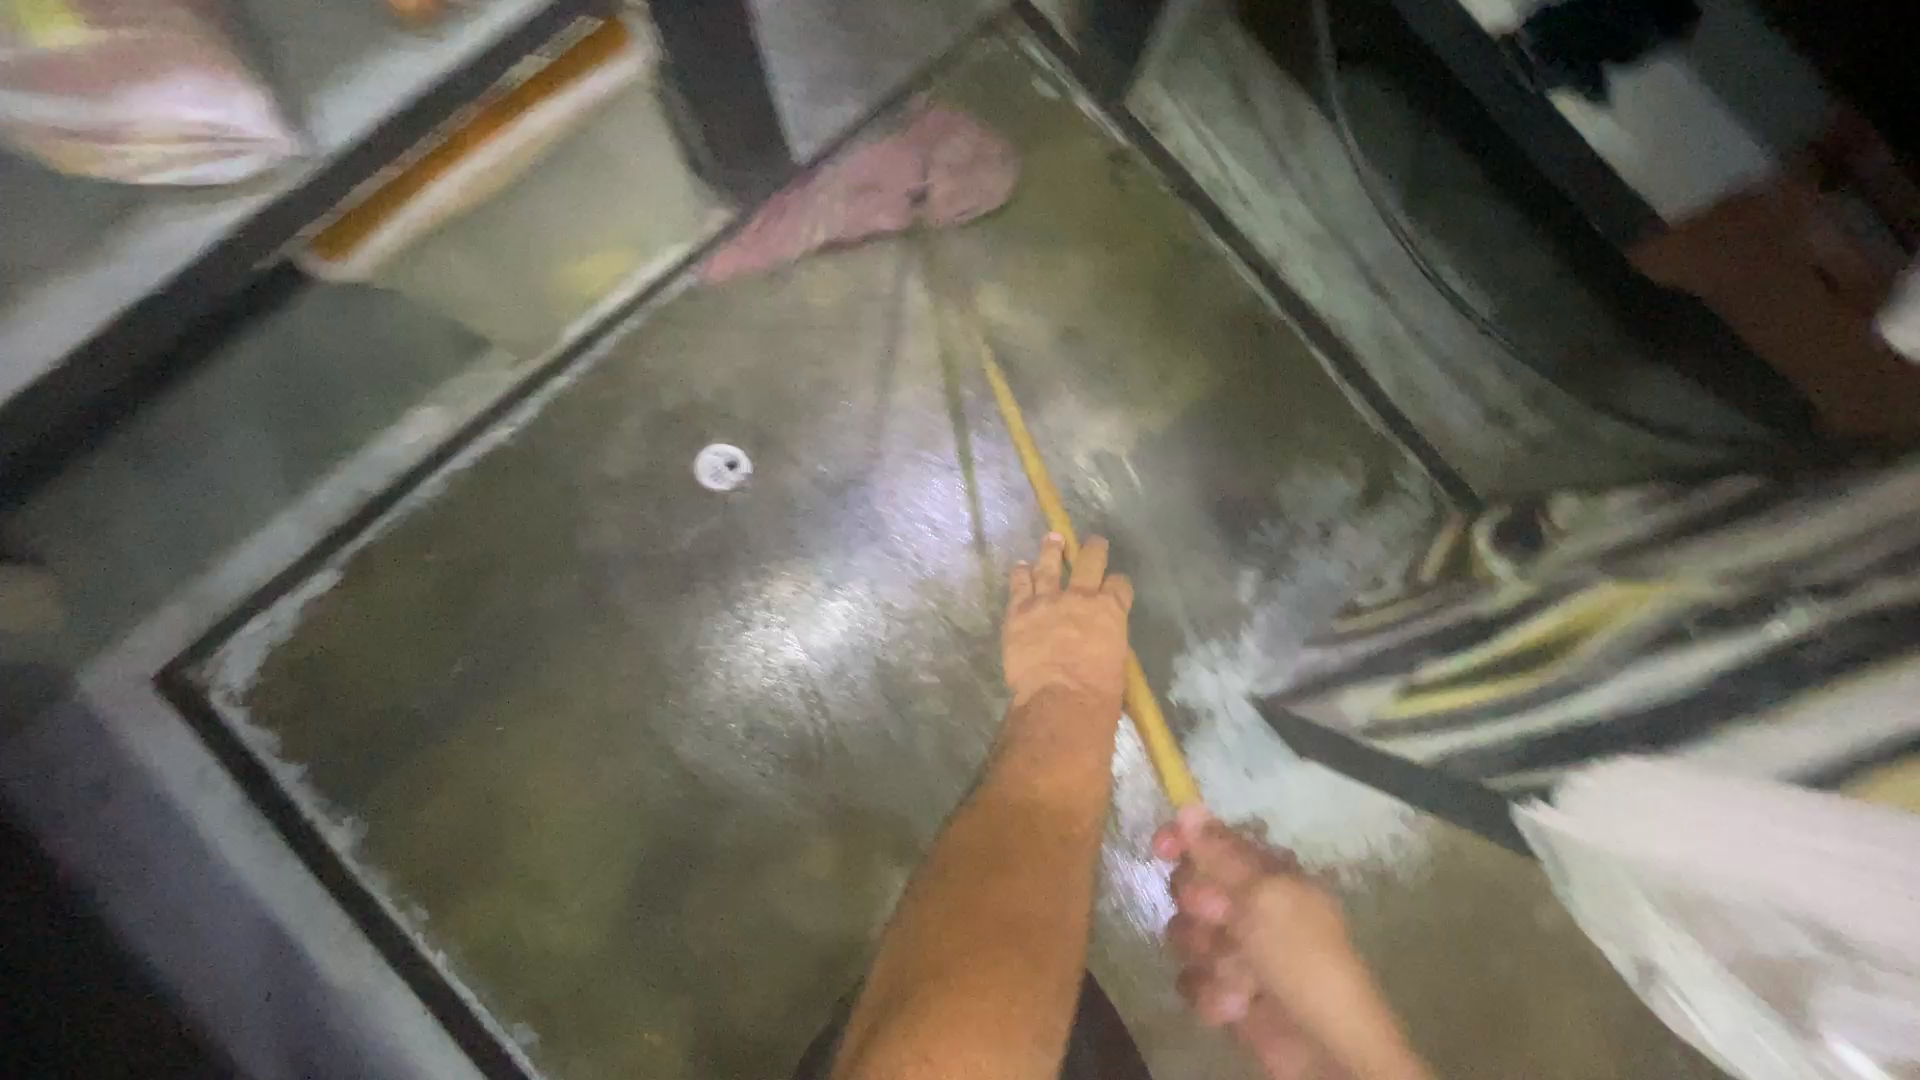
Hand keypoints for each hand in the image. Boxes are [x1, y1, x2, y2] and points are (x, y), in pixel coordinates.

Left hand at [1002, 533, 1133, 714]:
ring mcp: (1047, 601)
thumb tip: (1100, 646)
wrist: (1060, 697)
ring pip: (1049, 566)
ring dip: (1051, 550)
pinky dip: (1020, 574)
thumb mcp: (1116, 663)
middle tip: (1094, 540)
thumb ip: (1107, 643)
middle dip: (1094, 550)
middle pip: (1089, 563)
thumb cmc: (1098, 692)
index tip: (1117, 583)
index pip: (1120, 586)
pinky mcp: (1019, 611)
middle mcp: (1080, 598)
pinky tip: (1020, 566)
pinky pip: (1019, 585)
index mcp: (1110, 611)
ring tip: (1053, 538)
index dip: (1119, 583)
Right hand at [1155, 808, 1425, 1079]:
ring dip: (1209, 957)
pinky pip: (1188, 979)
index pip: (1211, 840)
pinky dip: (1210, 995)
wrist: (1325, 1053)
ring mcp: (1234, 949)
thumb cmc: (1303, 959)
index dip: (1181, 840)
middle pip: (1188, 885)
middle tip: (1223, 921)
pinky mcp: (1223, 990)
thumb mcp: (1265, 896)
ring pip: (1183, 934)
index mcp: (1267, 874)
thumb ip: (1220, 851)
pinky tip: (1236, 1007)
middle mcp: (1248, 905)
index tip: (1160, 849)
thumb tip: (1188, 805)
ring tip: (1240, 978)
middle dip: (1200, 908)